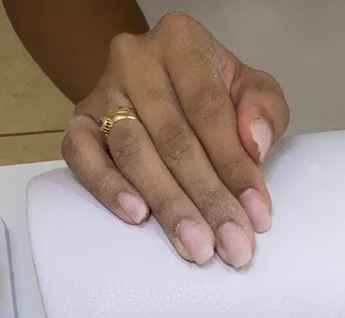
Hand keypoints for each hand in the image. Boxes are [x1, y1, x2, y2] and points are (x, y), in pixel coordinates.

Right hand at [60, 13, 287, 267]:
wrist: (163, 90)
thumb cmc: (213, 97)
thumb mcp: (251, 91)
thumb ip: (265, 109)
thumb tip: (255, 142)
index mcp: (182, 43)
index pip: (210, 112)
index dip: (236, 168)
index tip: (258, 217)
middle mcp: (136, 61)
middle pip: (175, 140)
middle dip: (209, 200)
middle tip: (232, 247)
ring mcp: (102, 93)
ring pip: (134, 154)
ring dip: (169, 206)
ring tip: (196, 247)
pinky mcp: (79, 124)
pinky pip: (81, 155)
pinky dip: (107, 185)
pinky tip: (136, 216)